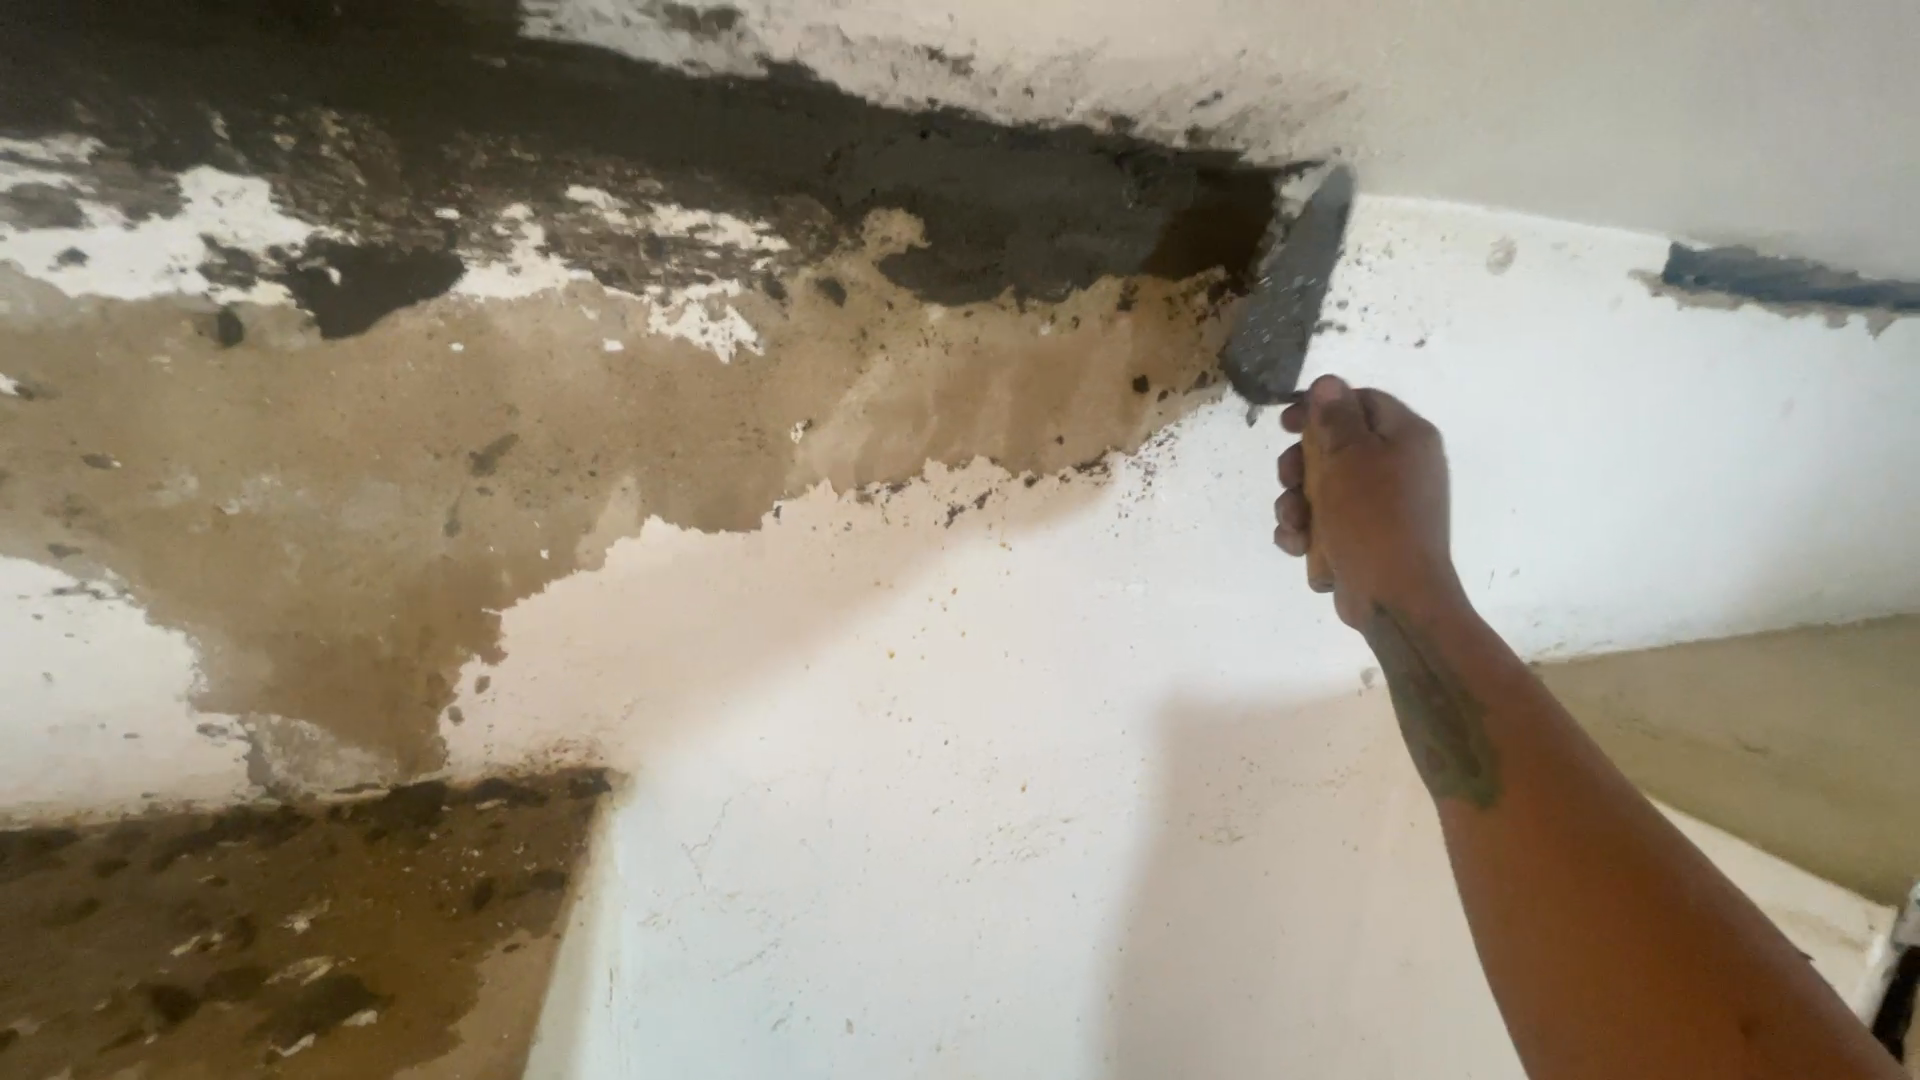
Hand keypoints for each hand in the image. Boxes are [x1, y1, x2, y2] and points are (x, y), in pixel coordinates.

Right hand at [1273, 375, 1463, 627]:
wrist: (1393, 597)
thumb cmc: (1373, 519)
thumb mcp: (1349, 459)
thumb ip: (1336, 417)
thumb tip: (1327, 382)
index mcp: (1406, 438)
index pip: (1360, 402)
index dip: (1320, 407)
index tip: (1286, 424)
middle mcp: (1398, 467)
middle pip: (1334, 446)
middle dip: (1299, 464)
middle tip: (1287, 478)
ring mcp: (1379, 505)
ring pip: (1320, 487)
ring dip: (1295, 502)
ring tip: (1294, 523)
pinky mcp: (1362, 536)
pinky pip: (1323, 521)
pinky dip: (1305, 530)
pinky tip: (1299, 545)